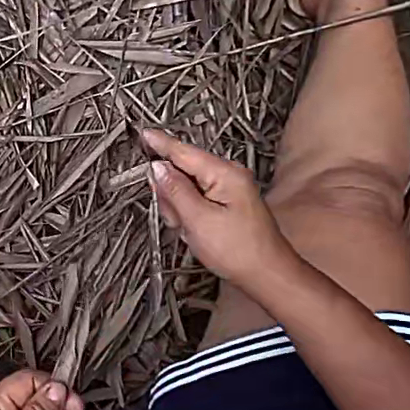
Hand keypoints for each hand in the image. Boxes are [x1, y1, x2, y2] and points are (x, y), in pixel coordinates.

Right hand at [142, 128, 295, 289]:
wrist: (266, 275)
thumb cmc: (239, 250)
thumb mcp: (198, 220)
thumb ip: (175, 190)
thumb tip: (157, 167)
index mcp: (225, 174)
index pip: (184, 152)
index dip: (161, 144)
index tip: (143, 134)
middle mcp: (229, 175)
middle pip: (182, 171)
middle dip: (171, 194)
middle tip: (177, 218)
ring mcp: (229, 188)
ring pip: (186, 187)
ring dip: (179, 208)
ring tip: (189, 229)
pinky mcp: (227, 202)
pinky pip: (196, 200)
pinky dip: (188, 214)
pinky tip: (195, 230)